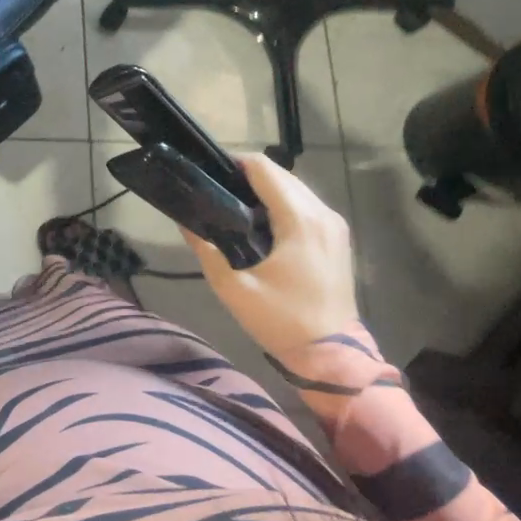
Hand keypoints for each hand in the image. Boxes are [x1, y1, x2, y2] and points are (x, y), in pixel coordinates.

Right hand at [183, 154, 358, 356]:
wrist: (332, 357)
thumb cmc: (281, 320)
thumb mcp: (233, 287)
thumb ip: (206, 249)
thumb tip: (184, 221)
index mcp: (300, 221)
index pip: (265, 169)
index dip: (233, 163)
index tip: (208, 172)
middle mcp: (322, 215)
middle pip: (281, 174)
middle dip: (247, 176)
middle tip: (215, 190)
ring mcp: (334, 225)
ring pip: (295, 187)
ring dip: (265, 188)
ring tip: (233, 204)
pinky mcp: (336, 237)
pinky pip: (306, 204)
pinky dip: (282, 201)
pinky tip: (259, 220)